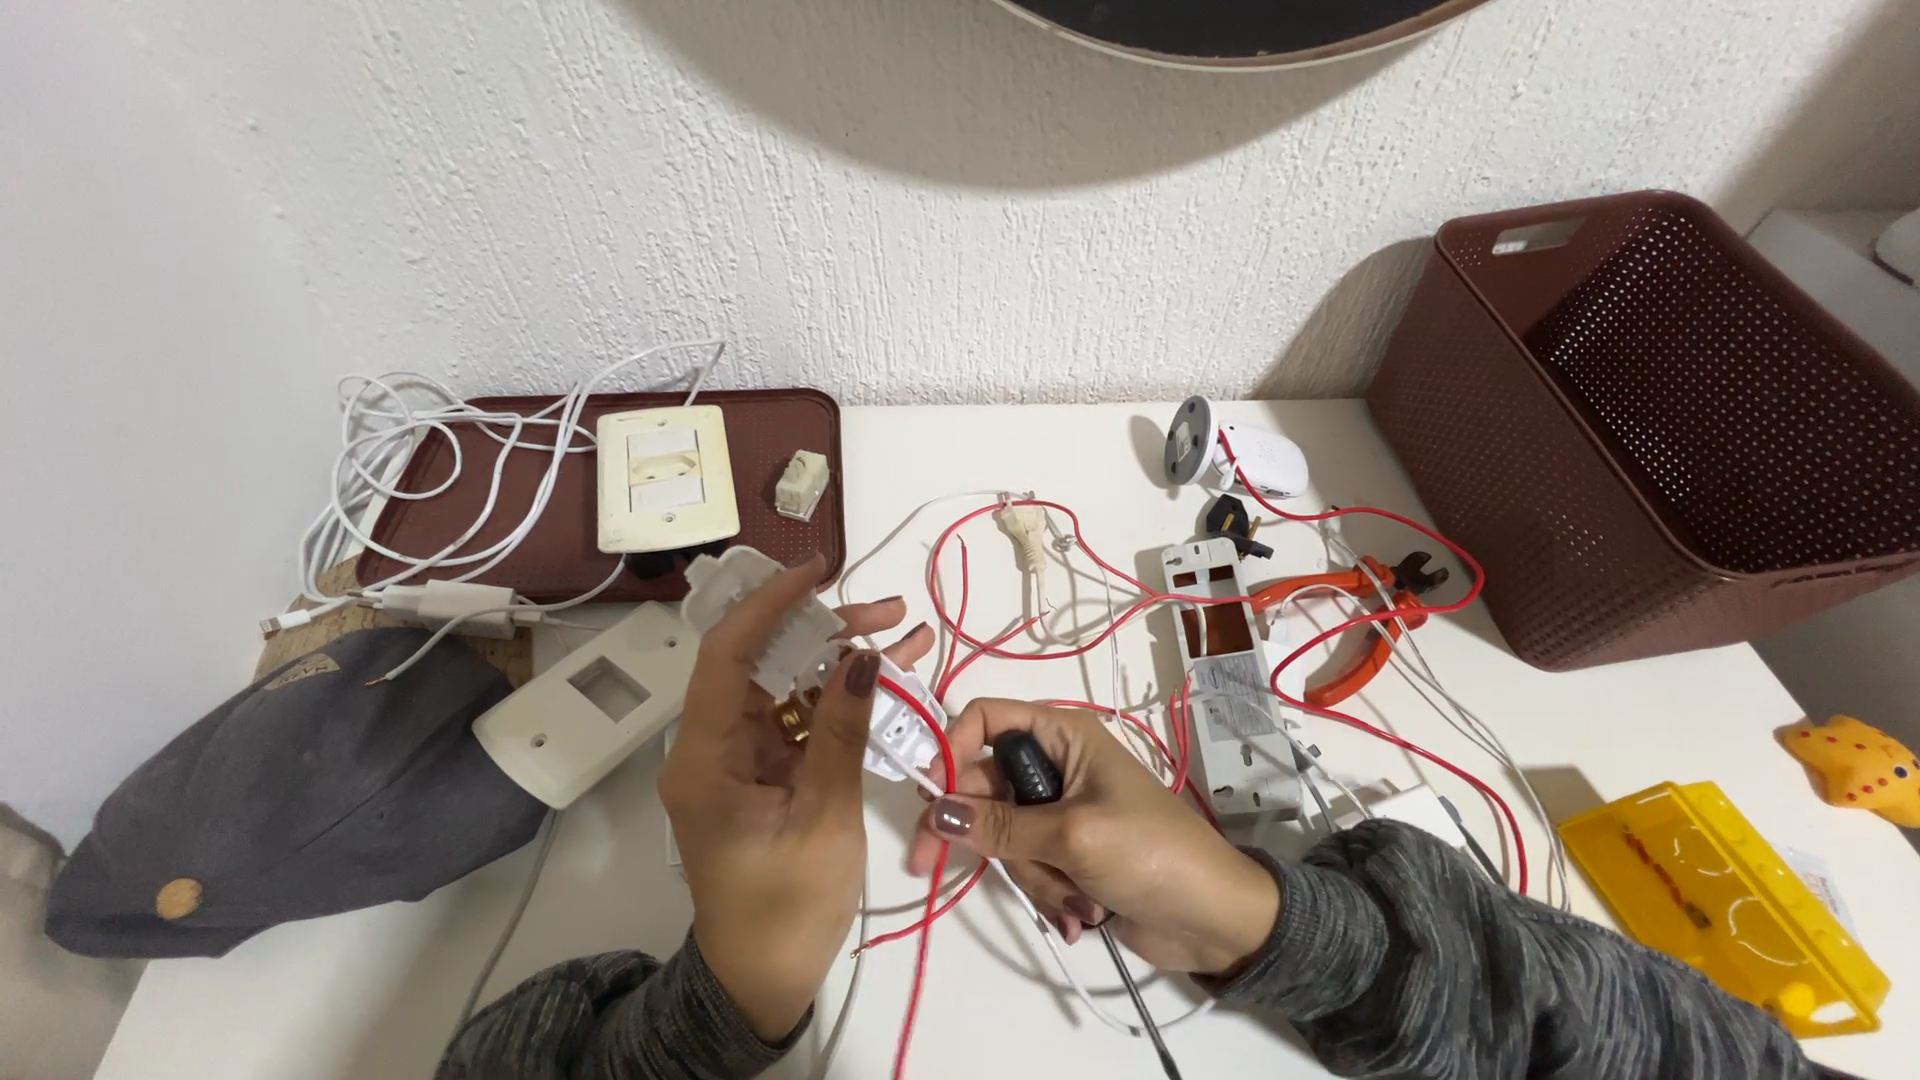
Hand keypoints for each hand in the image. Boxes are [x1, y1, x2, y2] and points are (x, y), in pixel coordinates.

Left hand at [661, 553, 932, 1039]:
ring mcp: (743, 756)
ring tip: (904, 632)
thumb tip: (862, 658)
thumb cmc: (788, 905)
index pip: (726, 656)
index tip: (816, 572)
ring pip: (790, 685)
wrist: (766, 976)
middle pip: (765, 662)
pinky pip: (804, 718)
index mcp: (707, 757)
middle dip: (826, 629)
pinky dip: (844, 699)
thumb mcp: (824, 815)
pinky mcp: (767, 768)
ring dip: (844, 659)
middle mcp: (716, 745)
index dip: (768, 605)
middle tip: (887, 609)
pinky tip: (894, 676)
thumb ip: (842, 732)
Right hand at [907, 699, 1279, 974]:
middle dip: (977, 832)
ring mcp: (1059, 812)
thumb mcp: (1073, 835)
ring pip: (1002, 834)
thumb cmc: (1150, 853)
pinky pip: (1027, 866)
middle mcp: (1056, 766)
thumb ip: (1000, 826)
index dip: (952, 747)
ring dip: (1031, 874)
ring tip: (1076, 897)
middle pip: (982, 784)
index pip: (987, 720)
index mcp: (1064, 736)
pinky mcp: (1065, 854)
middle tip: (924, 862)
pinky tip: (1081, 913)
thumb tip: (934, 811)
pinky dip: (1047, 892)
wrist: (1214, 920)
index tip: (927, 790)